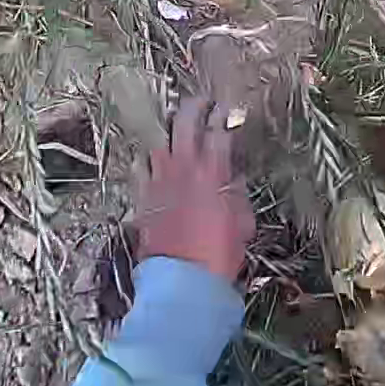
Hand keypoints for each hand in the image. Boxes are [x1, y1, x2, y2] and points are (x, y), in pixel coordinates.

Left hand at [133, 83, 253, 280]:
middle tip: (204, 103)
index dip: (225, 115)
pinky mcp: (144, 195)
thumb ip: (238, 191)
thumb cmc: (219, 254)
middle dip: (196, 106)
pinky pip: (141, 165)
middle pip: (185, 121)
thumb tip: (234, 177)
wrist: (182, 283)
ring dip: (170, 129)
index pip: (219, 129)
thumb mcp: (243, 220)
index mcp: (213, 170)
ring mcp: (160, 179)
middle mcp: (184, 166)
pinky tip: (154, 157)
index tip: (228, 110)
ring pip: (159, 139)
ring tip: (178, 126)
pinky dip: (149, 157)